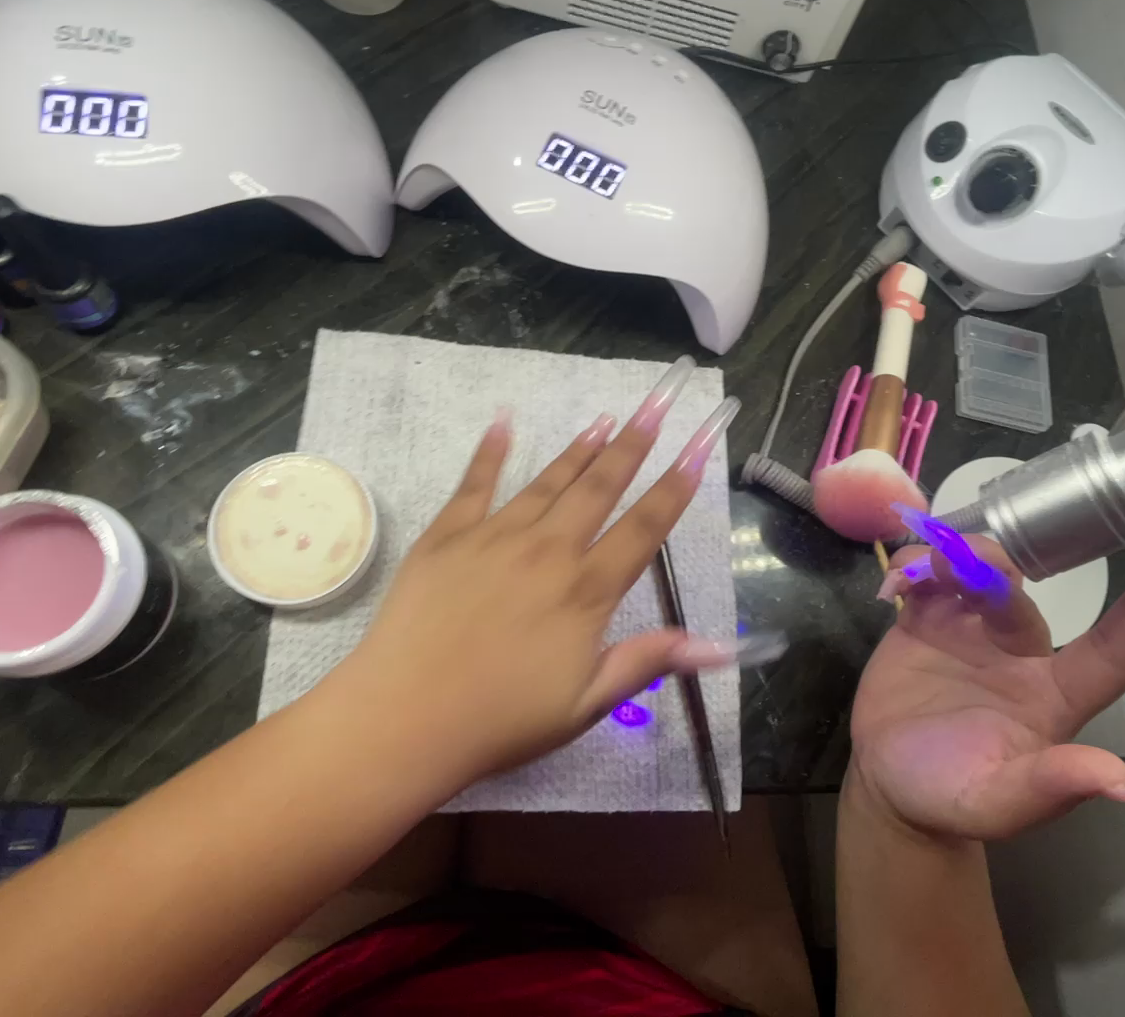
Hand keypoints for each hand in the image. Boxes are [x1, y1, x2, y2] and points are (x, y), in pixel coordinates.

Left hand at [344, 358, 745, 777]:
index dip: (675, 486)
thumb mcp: (586, 703)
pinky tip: (504, 422)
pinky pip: (474, 484)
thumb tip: (721, 647)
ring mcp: (494, 537)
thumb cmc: (502, 720)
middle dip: (633, 444)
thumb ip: (649, 661)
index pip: (643, 528)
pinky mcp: (446, 536)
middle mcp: (547, 550)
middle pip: (599, 488)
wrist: (404, 719)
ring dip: (579, 449)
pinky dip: (491, 451)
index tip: (697, 448)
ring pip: (548, 481)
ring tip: (604, 418)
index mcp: (585, 591)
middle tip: (656, 404)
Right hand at [850, 518, 1124, 842]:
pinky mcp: (923, 623)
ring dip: (957, 557)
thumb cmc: (951, 798)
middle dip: (996, 566)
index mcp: (1056, 694)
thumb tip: (1122, 778)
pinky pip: (925, 576)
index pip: (1119, 644)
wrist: (889, 785)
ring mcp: (968, 631)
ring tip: (923, 571)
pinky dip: (913, 565)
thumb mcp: (999, 805)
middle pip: (1021, 591)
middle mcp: (1019, 652)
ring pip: (977, 571)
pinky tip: (893, 582)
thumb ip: (1050, 788)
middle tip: (960, 562)